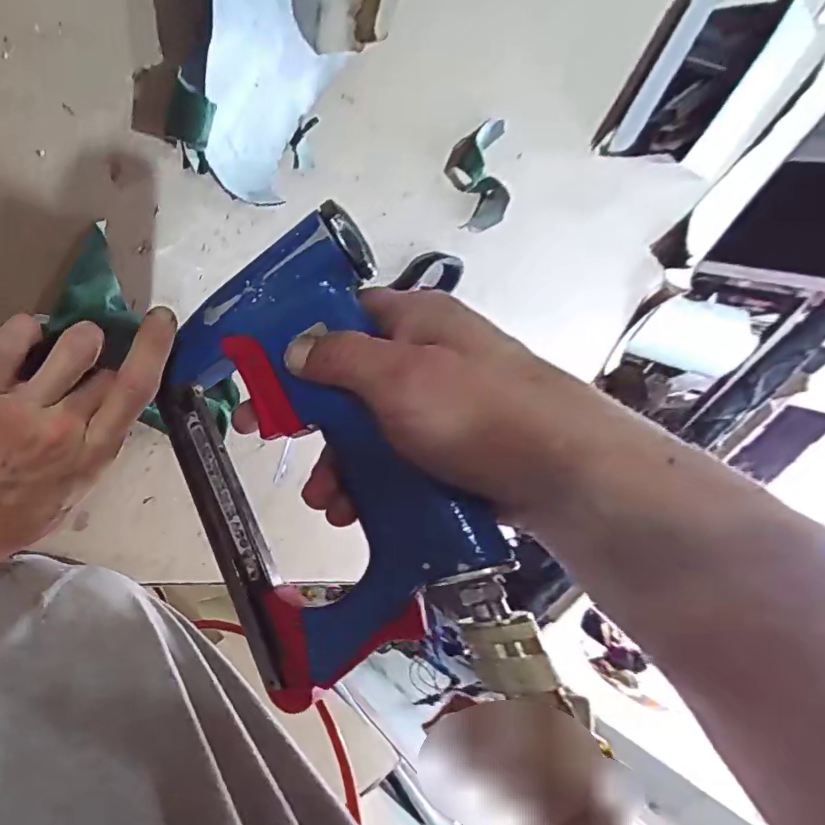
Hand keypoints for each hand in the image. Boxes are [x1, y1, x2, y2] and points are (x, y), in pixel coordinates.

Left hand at [0, 309, 176, 587]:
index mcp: (93, 453)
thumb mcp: (81, 485)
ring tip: (65, 348)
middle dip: (104, 361)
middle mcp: (64, 427)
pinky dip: (27, 328)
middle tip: (86, 368)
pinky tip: (31, 336)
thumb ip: (100, 442)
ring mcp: (24, 407)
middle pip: (104, 369)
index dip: (153, 348)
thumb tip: (112, 396)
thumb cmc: (28, 510)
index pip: (134, 390)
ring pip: (70, 345)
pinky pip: (12, 341)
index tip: (160, 320)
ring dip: (78, 337)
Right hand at [234, 289, 665, 528]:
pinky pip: (385, 459)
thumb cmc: (476, 412)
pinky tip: (350, 511)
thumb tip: (293, 348)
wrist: (566, 478)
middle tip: (262, 434)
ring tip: (323, 500)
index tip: (258, 371)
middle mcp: (419, 357)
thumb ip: (337, 358)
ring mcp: (432, 406)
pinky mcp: (441, 448)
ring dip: (332, 464)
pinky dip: (362, 484)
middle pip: (340, 378)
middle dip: (303, 416)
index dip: (294, 338)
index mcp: (412, 321)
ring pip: (359, 427)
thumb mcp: (398, 377)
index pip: (339, 314)